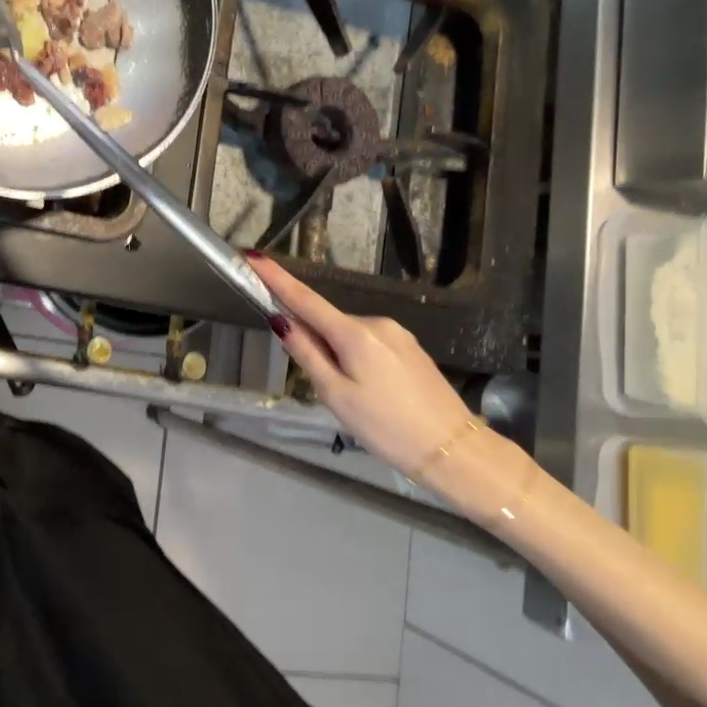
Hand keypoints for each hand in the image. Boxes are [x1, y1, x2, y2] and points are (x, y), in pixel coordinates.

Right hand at [246, 255, 474, 477]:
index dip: (276, 278)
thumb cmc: (386, 427)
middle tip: (325, 388)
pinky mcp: (411, 348)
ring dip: (337, 356)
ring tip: (354, 399)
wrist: (453, 449)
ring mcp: (398, 333)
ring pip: (348, 336)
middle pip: (327, 322)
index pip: (304, 299)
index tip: (253, 256)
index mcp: (354, 333)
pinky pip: (369, 344)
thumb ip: (306, 355)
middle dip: (313, 343)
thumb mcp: (336, 395)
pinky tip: (372, 393)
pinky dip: (357, 360)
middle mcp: (377, 323)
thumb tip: (280, 320)